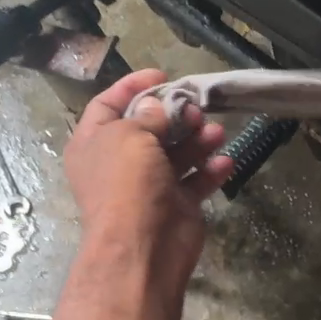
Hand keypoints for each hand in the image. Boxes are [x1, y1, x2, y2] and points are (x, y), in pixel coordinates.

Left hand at [63, 68, 234, 285]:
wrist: (144, 244)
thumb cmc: (127, 183)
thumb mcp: (131, 136)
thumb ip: (148, 116)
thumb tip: (158, 107)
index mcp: (94, 143)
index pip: (109, 104)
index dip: (133, 86)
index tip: (163, 75)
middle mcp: (120, 163)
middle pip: (149, 129)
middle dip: (174, 115)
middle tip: (196, 107)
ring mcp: (150, 186)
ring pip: (177, 154)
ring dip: (197, 140)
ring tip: (215, 131)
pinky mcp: (177, 205)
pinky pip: (195, 181)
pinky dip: (210, 170)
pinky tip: (225, 160)